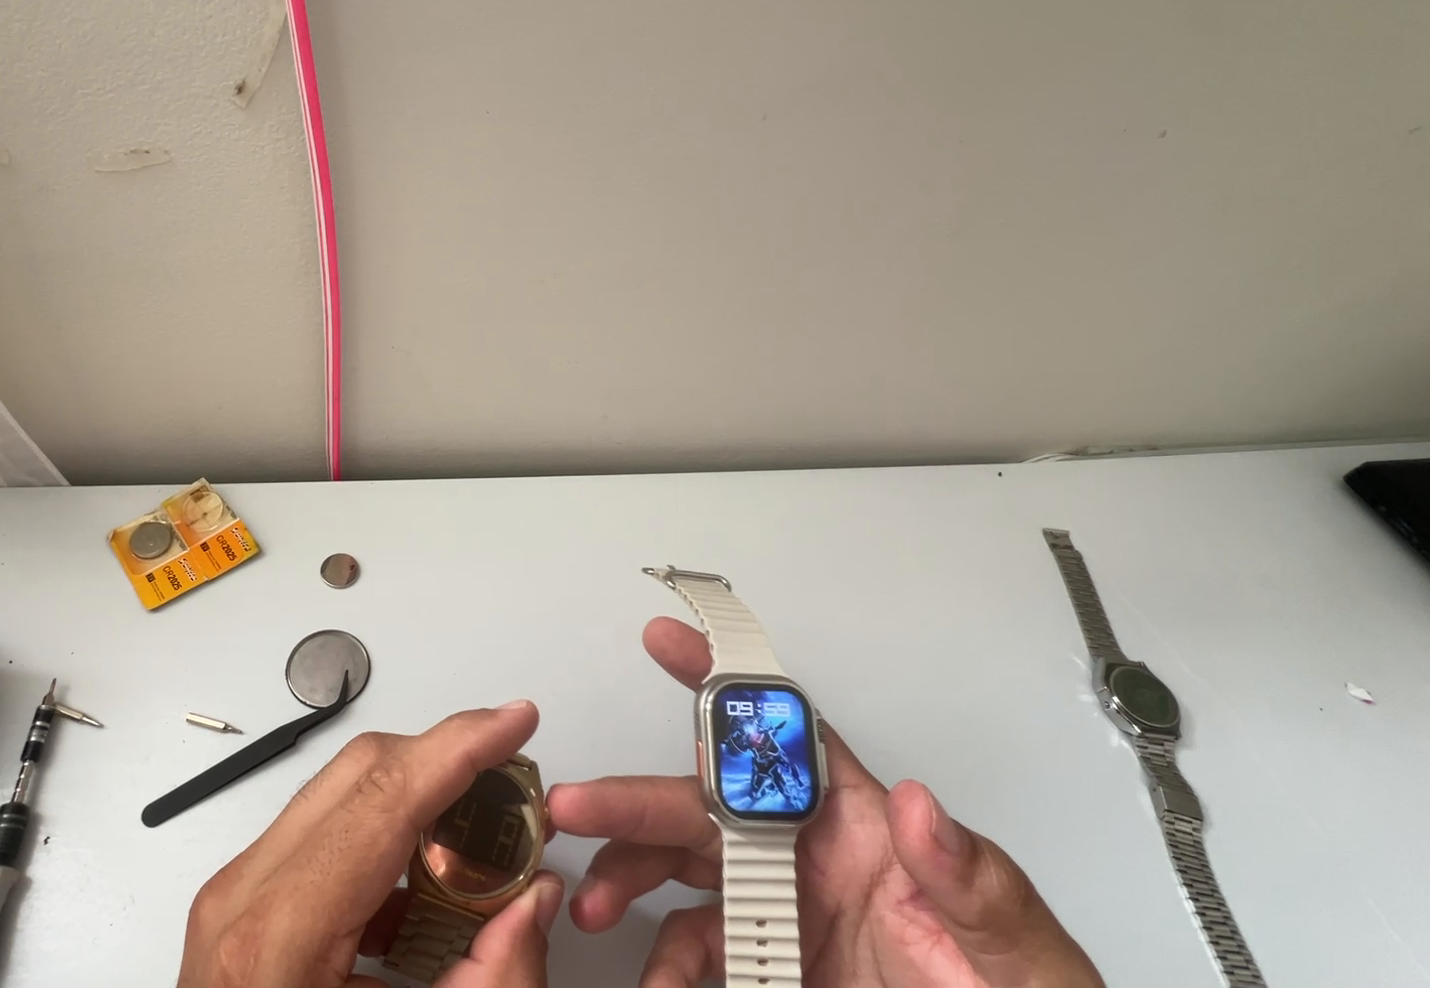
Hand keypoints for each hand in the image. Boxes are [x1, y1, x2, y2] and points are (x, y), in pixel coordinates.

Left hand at [178, 700, 563, 987]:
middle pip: (363, 769)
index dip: (459, 748)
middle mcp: (244, 893)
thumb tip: (537, 896)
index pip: (384, 797)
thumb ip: (493, 979)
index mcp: (278, 937)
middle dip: (447, 756)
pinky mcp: (245, 893)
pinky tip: (429, 874)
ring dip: (420, 789)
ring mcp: (238, 887)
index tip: (514, 722)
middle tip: (509, 774)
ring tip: (478, 826)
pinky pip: (328, 826)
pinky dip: (389, 829)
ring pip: (345, 786)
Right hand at [549, 618, 1102, 987]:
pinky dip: (664, 961)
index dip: (724, 681)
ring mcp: (781, 909)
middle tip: (575, 805)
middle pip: (704, 803)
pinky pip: (696, 946)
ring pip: (682, 867)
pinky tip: (654, 982)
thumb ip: (975, 884)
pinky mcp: (768, 964)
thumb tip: (914, 800)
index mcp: (860, 824)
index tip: (665, 641)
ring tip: (591, 904)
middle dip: (634, 799)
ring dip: (628, 874)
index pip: (784, 734)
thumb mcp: (1019, 957)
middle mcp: (807, 853)